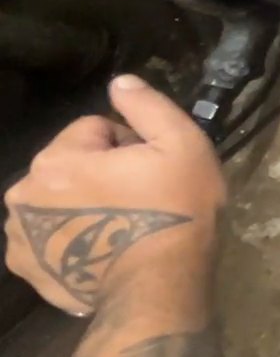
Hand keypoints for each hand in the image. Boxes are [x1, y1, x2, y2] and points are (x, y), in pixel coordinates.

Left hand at [4, 76, 224, 315]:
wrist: (158, 275)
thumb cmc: (177, 202)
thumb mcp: (185, 145)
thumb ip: (149, 109)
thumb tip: (121, 81)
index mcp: (59, 159)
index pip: (94, 127)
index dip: (132, 140)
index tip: (157, 164)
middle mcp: (23, 192)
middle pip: (71, 163)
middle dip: (104, 171)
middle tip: (146, 192)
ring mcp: (16, 232)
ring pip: (57, 198)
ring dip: (86, 201)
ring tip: (126, 221)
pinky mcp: (23, 263)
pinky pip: (47, 232)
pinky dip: (72, 233)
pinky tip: (105, 244)